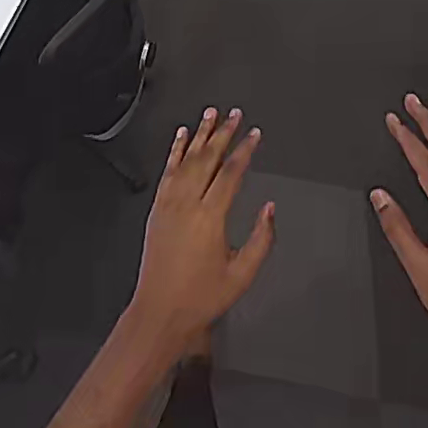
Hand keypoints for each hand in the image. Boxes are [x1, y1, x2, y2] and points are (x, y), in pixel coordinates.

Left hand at [128, 107, 275, 352]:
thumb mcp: (242, 274)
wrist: (159, 312)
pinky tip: (180, 136)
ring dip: (200, 134)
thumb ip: (262, 239)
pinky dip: (175, 150)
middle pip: (207, 158)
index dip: (244, 150)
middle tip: (235, 114)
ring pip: (186, 159)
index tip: (254, 134)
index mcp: (209, 218)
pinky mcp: (157, 209)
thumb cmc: (200, 297)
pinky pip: (167, 171)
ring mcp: (168, 204)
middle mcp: (186, 205)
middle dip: (224, 133)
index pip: (230, 173)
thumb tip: (270, 209)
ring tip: (211, 114)